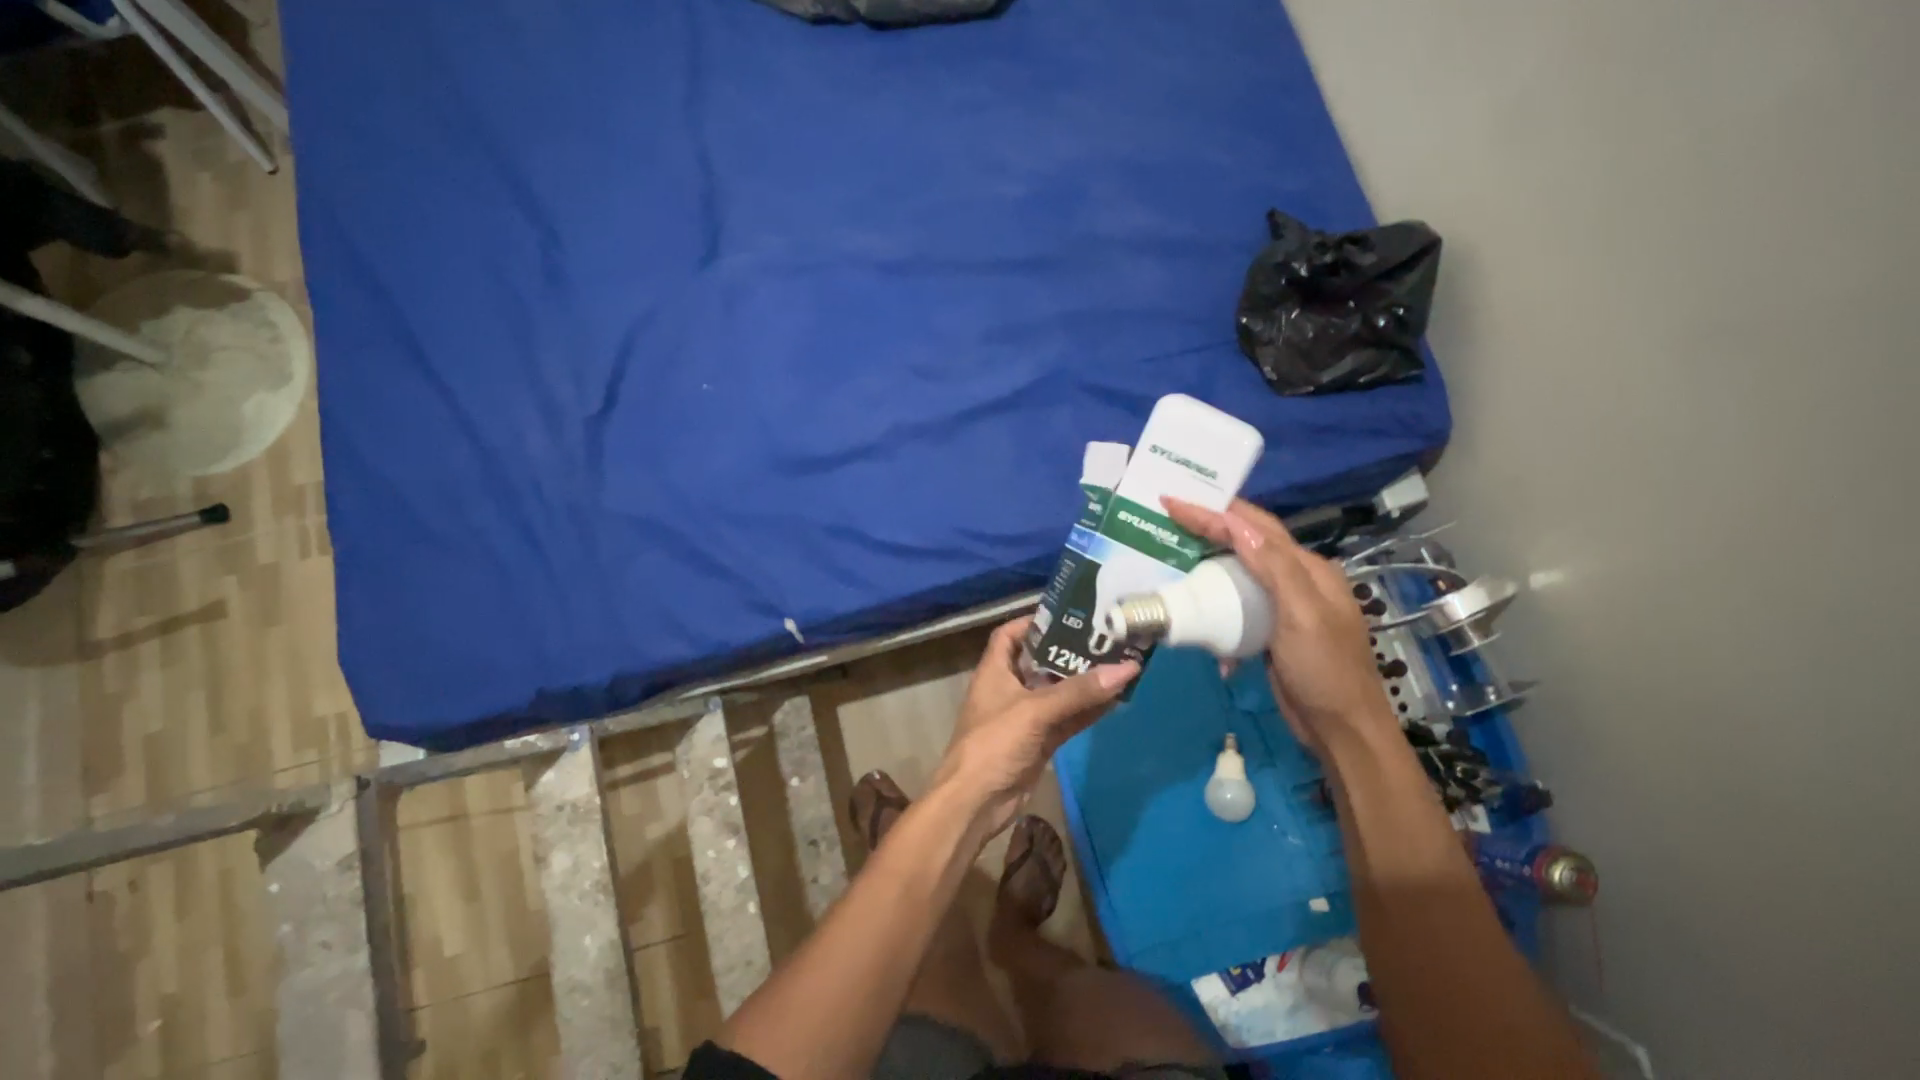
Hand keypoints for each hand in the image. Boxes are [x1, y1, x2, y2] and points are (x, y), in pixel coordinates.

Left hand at [930, 617, 1139, 837]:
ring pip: (1058, 693)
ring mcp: (1025, 718)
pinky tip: (1115, 701)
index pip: (1010, 636)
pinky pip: (1067, 719)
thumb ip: (1079, 692)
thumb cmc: (994, 743)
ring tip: (1120, 664)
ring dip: (1085, 683)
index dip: (1033, 622)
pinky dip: (1087, 711)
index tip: (1068, 616)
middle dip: (1070, 652)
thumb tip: (1127, 668)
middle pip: (1041, 662)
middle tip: (1107, 639)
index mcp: (995, 672)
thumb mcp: (1035, 710)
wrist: (975, 802)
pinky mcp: (1039, 742)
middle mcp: (1009, 690)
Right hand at [1163, 497, 1396, 759]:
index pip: (1256, 528)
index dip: (1214, 512)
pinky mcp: (1270, 633)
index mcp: (1310, 569)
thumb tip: (1235, 525)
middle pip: (1247, 544)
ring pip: (1238, 574)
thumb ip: (1273, 568)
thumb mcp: (1302, 615)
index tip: (1172, 502)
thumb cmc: (1324, 671)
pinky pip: (1236, 608)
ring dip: (1207, 566)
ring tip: (1170, 558)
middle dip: (1208, 529)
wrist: (1341, 730)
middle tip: (1165, 520)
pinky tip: (1197, 621)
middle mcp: (1298, 580)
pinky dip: (1216, 608)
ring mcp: (1284, 607)